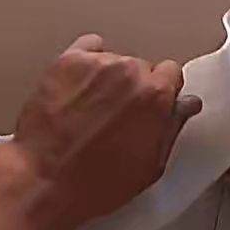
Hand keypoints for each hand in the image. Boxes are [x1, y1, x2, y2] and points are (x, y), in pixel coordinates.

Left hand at [0, 35, 201, 229]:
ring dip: (109, 78)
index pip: (171, 72)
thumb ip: (173, 126)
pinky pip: (88, 48)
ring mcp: (97, 63)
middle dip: (133, 87)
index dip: (162, 91)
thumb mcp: (151, 166)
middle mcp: (129, 71)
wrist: (43, 179)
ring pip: (114, 60)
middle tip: (117, 115)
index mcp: (156, 95)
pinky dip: (87, 62)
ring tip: (91, 108)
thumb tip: (186, 104)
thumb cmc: (95, 182)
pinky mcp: (68, 60)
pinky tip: (79, 85)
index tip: (151, 104)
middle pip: (141, 67)